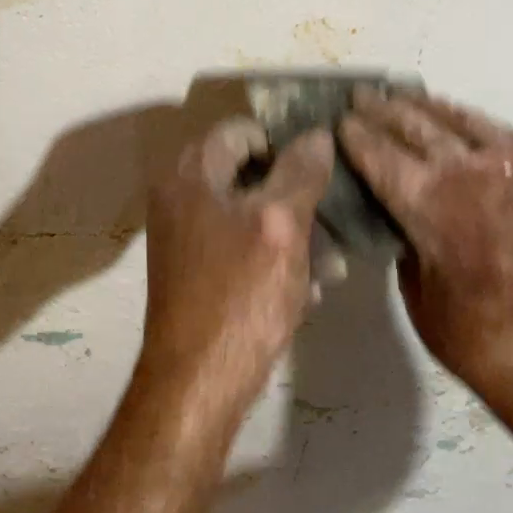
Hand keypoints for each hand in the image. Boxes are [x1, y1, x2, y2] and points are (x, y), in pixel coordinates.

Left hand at [140, 118, 333, 415]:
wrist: (198, 381)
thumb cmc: (240, 295)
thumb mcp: (281, 226)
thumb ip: (300, 173)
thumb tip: (316, 135)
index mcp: (190, 175)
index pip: (240, 131)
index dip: (283, 142)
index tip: (323, 168)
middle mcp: (179, 199)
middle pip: (248, 174)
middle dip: (295, 195)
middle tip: (333, 218)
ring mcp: (186, 238)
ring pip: (250, 216)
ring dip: (293, 234)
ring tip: (330, 264)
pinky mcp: (197, 274)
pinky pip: (243, 250)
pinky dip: (274, 262)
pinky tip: (307, 291)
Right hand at [338, 91, 512, 388]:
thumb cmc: (461, 329)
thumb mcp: (410, 280)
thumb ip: (400, 225)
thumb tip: (386, 193)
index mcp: (432, 209)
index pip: (381, 155)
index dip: (356, 135)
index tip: (338, 118)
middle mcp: (472, 177)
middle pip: (416, 128)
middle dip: (383, 111)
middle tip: (361, 96)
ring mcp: (512, 171)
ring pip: (457, 120)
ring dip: (423, 107)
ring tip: (398, 95)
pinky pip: (496, 132)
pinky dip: (466, 119)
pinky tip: (447, 114)